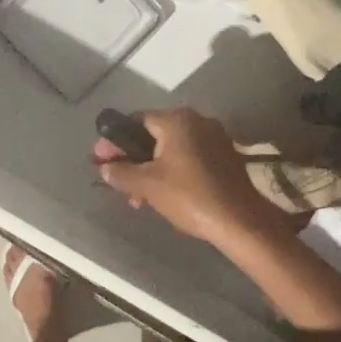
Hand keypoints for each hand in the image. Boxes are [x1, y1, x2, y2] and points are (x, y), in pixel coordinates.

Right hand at [94, 108, 290, 247]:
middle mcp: (198, 121)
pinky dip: (173, 172)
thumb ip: (122, 173)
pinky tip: (163, 196)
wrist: (239, 221)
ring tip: (139, 198)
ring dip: (151, 170)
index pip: (137, 120)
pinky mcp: (225, 157)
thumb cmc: (189, 196)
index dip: (115, 140)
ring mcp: (215, 139)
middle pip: (154, 135)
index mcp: (178, 120)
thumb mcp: (148, 185)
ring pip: (172, 150)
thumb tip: (105, 168)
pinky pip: (190, 159)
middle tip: (118, 181)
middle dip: (133, 159)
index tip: (101, 159)